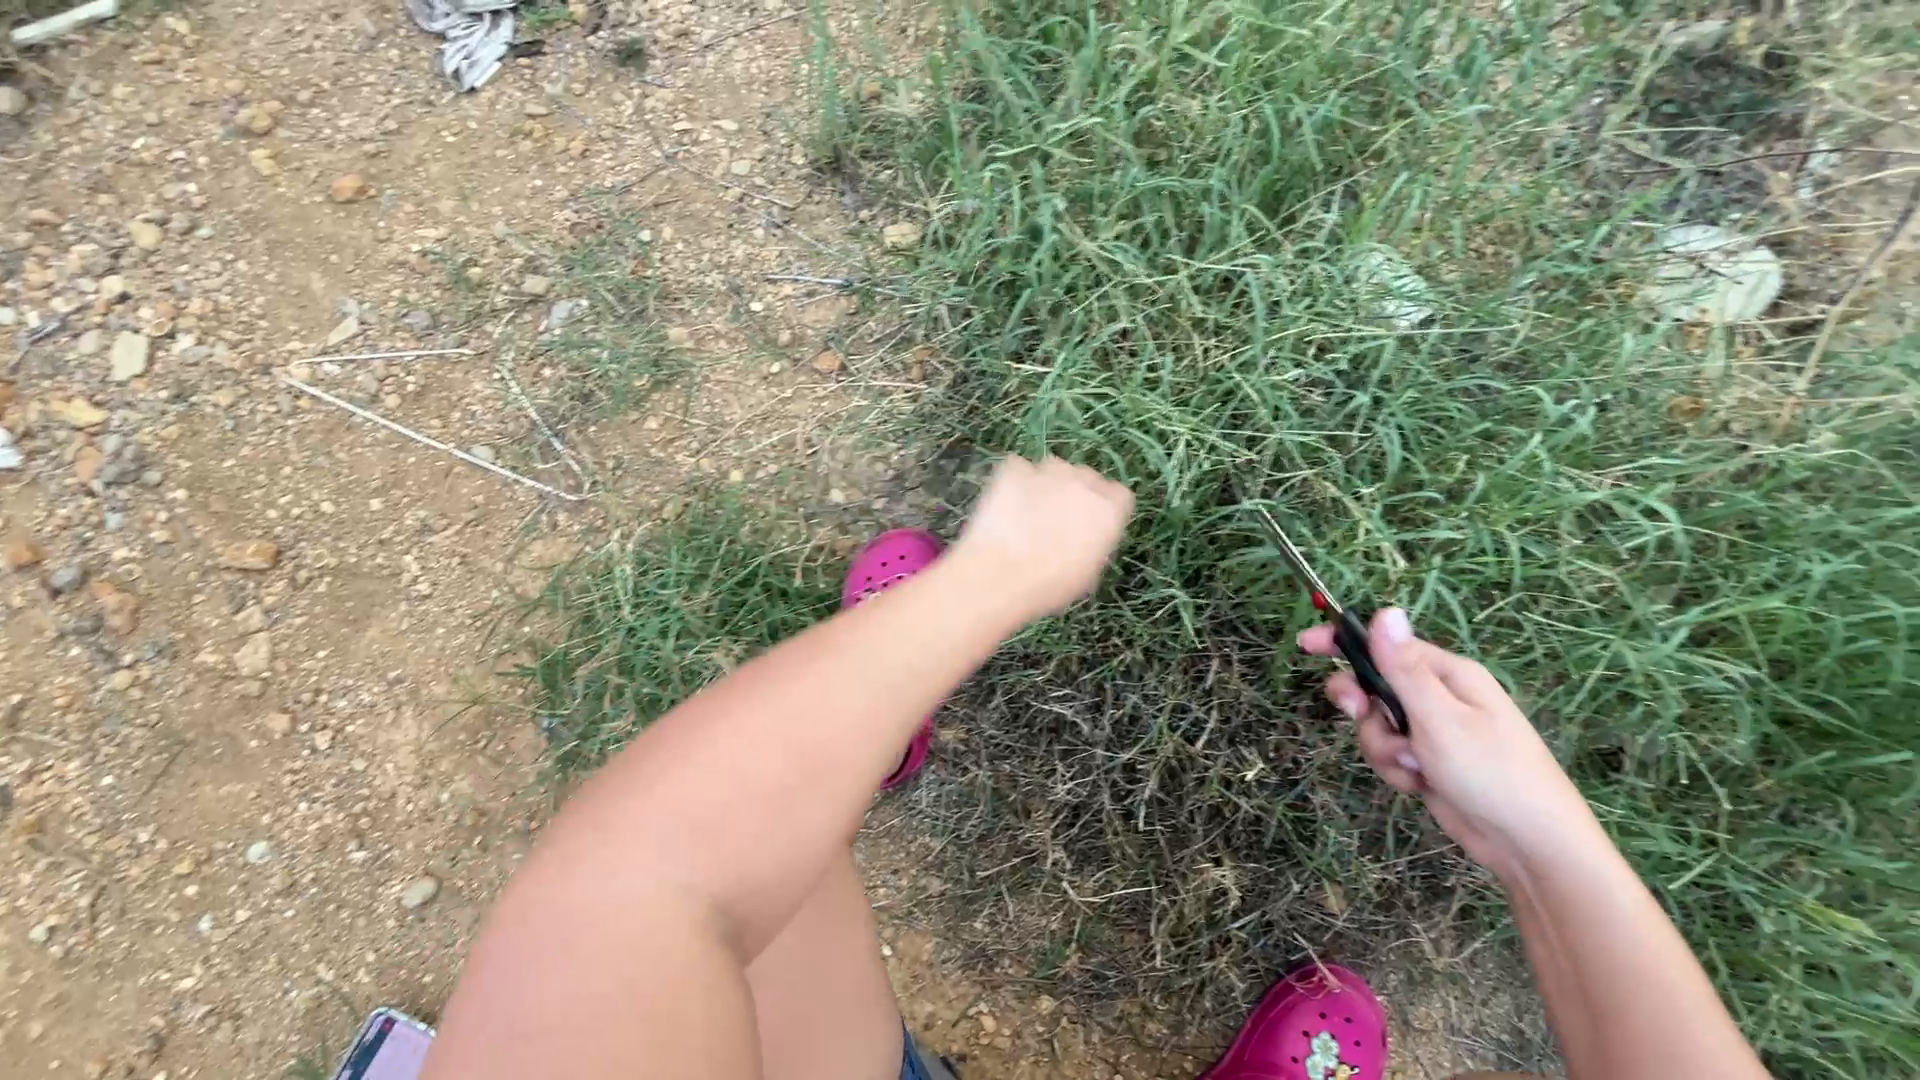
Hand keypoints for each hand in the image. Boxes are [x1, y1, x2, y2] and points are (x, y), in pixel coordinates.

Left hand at [951, 455, 1133, 622]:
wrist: (1001, 575)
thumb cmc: (1050, 586)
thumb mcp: (1088, 573)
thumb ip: (1096, 543)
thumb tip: (1088, 536)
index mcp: (1110, 511)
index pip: (1119, 495)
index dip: (1104, 507)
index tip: (1091, 522)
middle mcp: (1086, 483)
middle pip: (1088, 477)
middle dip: (1076, 492)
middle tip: (1057, 517)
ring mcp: (1050, 472)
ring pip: (1055, 467)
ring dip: (1048, 482)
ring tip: (1030, 507)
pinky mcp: (1015, 468)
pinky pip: (1020, 467)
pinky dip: (1016, 479)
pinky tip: (1008, 501)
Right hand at [1299, 609, 1601, 877]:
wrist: (1529, 844)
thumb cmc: (1491, 771)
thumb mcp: (1439, 717)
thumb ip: (1403, 667)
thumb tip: (1387, 610)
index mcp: (1447, 674)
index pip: (1385, 644)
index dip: (1342, 643)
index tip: (1306, 645)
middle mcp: (1439, 696)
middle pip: (1373, 686)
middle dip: (1361, 706)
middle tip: (1356, 714)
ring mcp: (1433, 730)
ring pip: (1376, 724)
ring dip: (1382, 747)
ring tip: (1413, 768)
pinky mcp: (1428, 761)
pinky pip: (1389, 753)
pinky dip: (1395, 769)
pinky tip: (1420, 785)